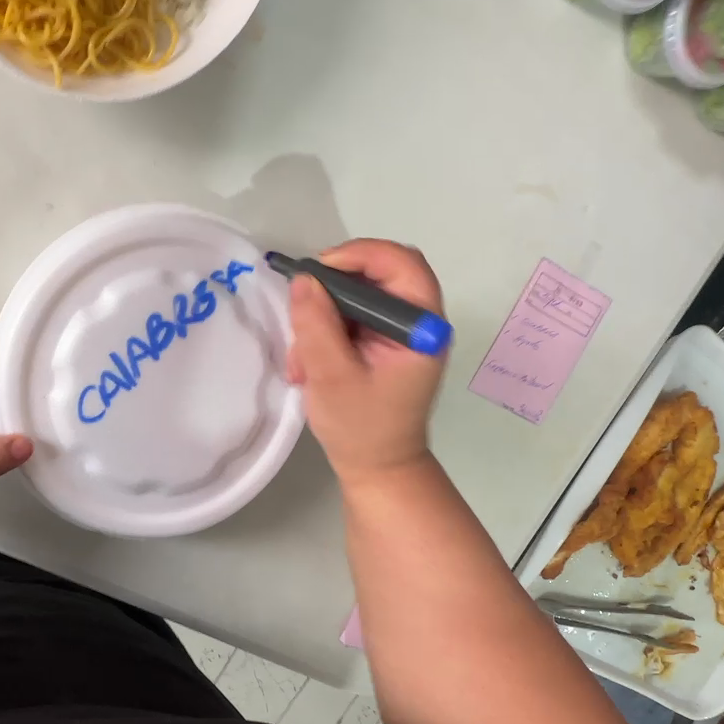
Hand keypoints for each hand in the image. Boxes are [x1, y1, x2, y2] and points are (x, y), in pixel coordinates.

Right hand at [285, 240, 447, 491]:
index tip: (317, 273)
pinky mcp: (383, 342)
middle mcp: (418, 322)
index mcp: (422, 328)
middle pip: (379, 274)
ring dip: (323, 315)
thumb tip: (304, 280)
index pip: (402, 265)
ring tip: (301, 356)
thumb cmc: (361, 427)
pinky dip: (326, 331)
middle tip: (301, 307)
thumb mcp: (331, 376)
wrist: (377, 468)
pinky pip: (352, 317)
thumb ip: (317, 325)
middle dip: (333, 288)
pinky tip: (308, 363)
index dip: (359, 256)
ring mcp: (401, 332)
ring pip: (359, 295)